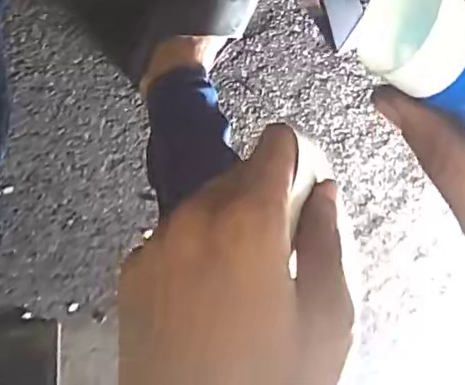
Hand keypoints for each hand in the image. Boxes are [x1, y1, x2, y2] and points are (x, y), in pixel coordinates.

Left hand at [118, 124, 354, 384]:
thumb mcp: (326, 324)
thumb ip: (331, 241)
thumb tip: (326, 196)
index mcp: (250, 221)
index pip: (278, 141)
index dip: (300, 158)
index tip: (307, 182)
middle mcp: (198, 216)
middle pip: (243, 169)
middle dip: (268, 197)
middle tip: (283, 249)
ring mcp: (160, 241)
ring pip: (208, 199)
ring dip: (230, 220)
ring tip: (246, 283)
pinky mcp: (134, 269)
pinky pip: (175, 232)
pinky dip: (195, 247)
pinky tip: (209, 297)